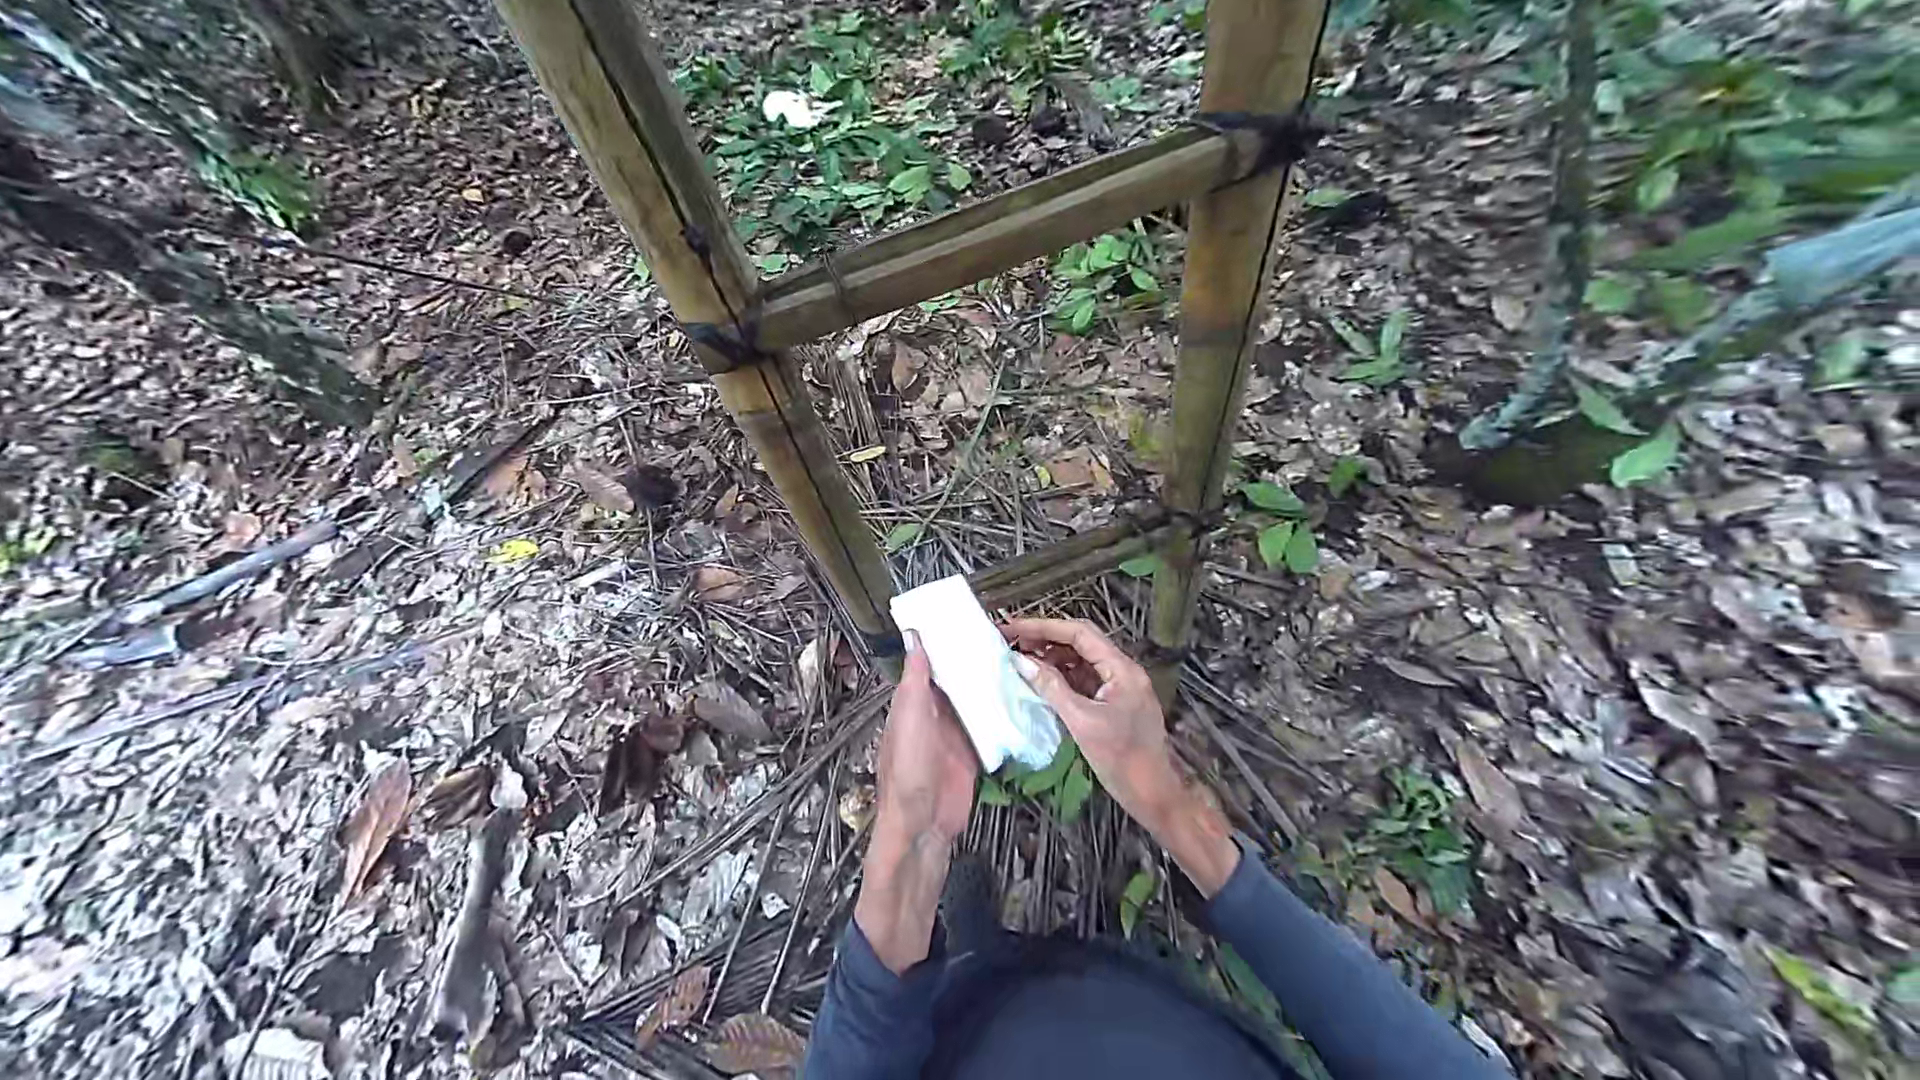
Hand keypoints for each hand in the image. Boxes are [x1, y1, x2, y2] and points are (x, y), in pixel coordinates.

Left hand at [856, 630, 977, 971]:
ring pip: (972, 700)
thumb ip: (915, 680)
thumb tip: (913, 638)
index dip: (942, 644)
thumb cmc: (908, 774)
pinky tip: (1014, 697)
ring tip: (1010, 659)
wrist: (924, 827)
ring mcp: (953, 733)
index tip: (961, 620)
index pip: (927, 664)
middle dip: (970, 661)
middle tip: (997, 636)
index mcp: (911, 703)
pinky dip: (998, 712)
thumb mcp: (911, 719)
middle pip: (953, 680)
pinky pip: (987, 725)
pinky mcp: (971, 751)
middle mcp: (932, 714)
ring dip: (986, 684)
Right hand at [1003, 618, 1238, 895]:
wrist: (1154, 795)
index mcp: (1121, 669)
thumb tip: (1022, 662)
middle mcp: (1122, 670)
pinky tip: (1039, 680)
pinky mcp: (1112, 702)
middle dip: (1044, 638)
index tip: (1013, 628)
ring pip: (1080, 660)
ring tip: (1020, 659)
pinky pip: (1083, 679)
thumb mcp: (1082, 723)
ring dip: (1051, 657)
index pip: (1079, 634)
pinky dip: (1060, 676)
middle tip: (1011, 641)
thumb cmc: (1123, 761)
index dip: (1043, 627)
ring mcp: (1118, 686)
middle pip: (1079, 642)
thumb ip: (1052, 688)